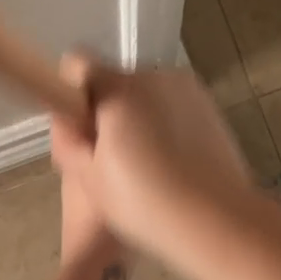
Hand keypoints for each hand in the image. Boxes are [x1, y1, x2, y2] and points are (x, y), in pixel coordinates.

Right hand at [50, 54, 253, 251]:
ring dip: (138, 114)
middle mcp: (152, 74)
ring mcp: (184, 84)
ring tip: (149, 163)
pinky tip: (173, 160)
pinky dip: (165, 120)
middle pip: (114, 80)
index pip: (78, 63)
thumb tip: (65, 118)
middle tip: (113, 157)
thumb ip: (69, 140)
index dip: (73, 93)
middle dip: (107, 109)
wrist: (214, 216)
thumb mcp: (90, 178)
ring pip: (145, 92)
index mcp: (119, 87)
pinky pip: (172, 101)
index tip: (83, 130)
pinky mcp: (208, 100)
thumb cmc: (144, 201)